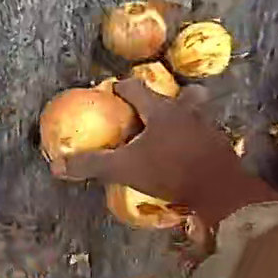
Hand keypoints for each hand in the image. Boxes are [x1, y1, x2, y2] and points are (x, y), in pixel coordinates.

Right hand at [56, 79, 277, 228]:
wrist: (219, 190)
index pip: (136, 88)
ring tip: (174, 131)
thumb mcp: (124, 168)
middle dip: (167, 98)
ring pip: (198, 112)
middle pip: (180, 94)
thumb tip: (57, 166)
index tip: (113, 91)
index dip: (122, 87)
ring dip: (187, 116)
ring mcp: (207, 128)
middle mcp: (186, 111)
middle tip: (152, 110)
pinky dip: (197, 140)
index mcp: (160, 110)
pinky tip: (189, 154)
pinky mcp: (220, 147)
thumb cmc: (169, 171)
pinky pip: (206, 136)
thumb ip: (92, 165)